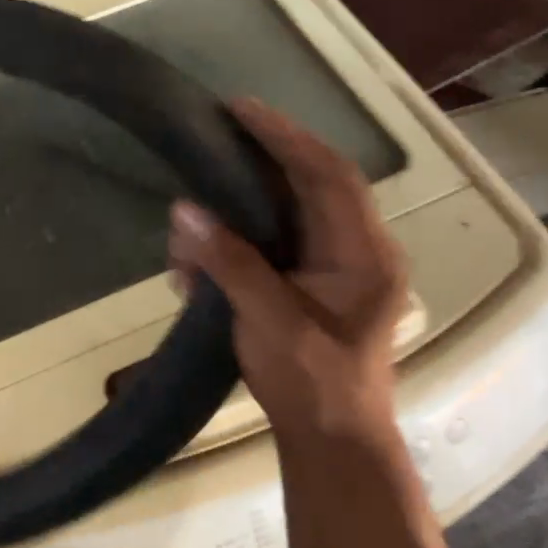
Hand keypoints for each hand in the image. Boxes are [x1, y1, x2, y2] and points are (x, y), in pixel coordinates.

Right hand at [168, 98, 408, 438]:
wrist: (330, 438)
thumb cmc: (313, 380)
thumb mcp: (271, 321)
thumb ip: (231, 263)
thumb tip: (183, 209)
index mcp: (364, 255)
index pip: (329, 176)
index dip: (286, 136)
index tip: (239, 109)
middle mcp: (354, 249)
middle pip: (308, 181)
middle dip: (259, 153)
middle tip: (210, 128)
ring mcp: (330, 264)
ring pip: (279, 209)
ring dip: (229, 207)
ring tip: (187, 228)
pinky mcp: (302, 278)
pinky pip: (262, 238)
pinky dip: (224, 239)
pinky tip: (191, 265)